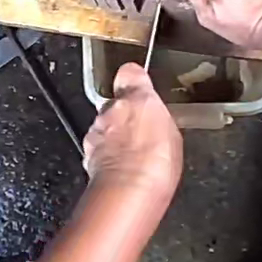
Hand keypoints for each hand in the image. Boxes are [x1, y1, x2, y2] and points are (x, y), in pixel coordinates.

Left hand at [83, 61, 182, 196]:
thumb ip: (157, 118)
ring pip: (104, 126)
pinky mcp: (87, 149)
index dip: (132, 77)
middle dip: (124, 115)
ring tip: (132, 153)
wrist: (128, 188)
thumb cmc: (156, 163)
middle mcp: (112, 109)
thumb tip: (153, 116)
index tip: (137, 79)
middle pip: (115, 104)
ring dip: (114, 135)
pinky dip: (106, 152)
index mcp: (137, 99)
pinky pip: (98, 146)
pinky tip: (120, 165)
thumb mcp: (173, 134)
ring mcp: (97, 129)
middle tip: (140, 132)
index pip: (129, 73)